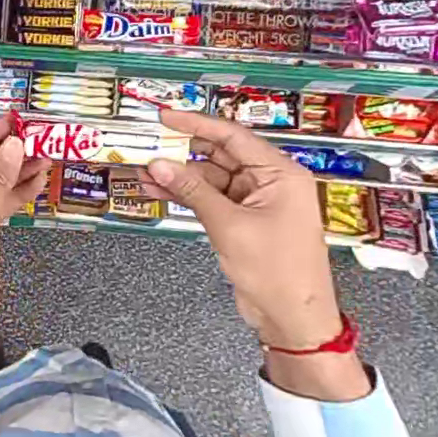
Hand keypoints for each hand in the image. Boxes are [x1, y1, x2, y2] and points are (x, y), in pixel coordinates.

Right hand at [140, 109, 342, 347]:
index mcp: (280, 173)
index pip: (232, 136)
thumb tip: (160, 164)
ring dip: (179, 176)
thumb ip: (193, 191)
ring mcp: (255, 201)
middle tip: (150, 144)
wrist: (292, 319)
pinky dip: (186, 195)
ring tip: (145, 171)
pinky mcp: (242, 220)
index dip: (196, 124)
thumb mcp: (230, 225)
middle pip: (220, 155)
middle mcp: (269, 182)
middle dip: (183, 151)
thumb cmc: (276, 272)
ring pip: (210, 178)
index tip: (167, 117)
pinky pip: (210, 198)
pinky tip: (159, 191)